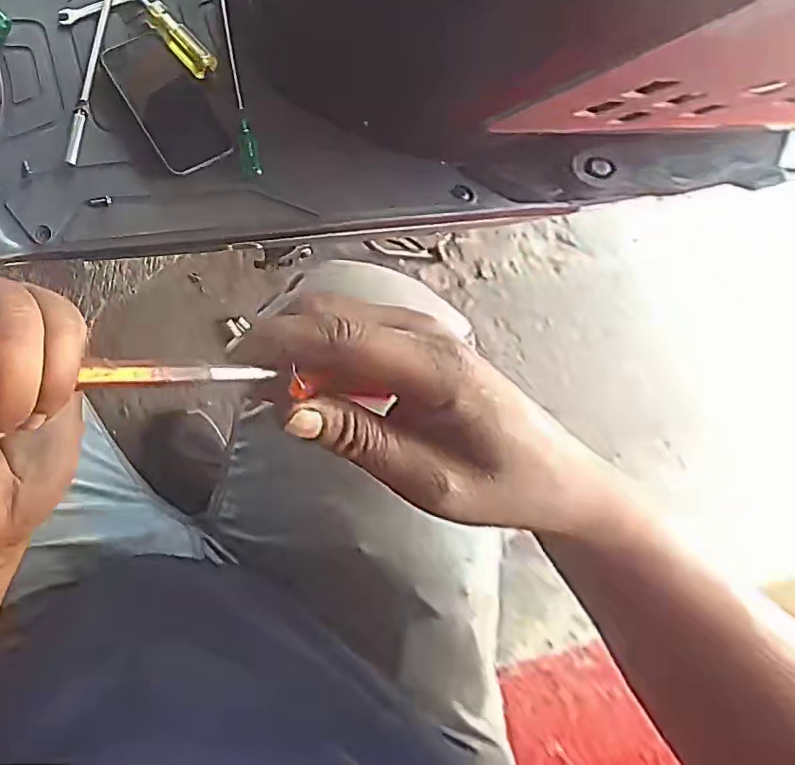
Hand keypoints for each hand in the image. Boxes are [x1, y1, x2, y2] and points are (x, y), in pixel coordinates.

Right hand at [228, 291, 624, 534]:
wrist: (559, 475)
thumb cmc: (499, 484)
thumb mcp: (427, 481)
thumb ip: (357, 439)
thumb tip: (288, 414)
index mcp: (432, 366)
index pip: (336, 335)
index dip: (278, 343)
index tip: (235, 364)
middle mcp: (421, 330)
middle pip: (326, 310)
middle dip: (275, 337)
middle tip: (246, 382)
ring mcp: (418, 325)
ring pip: (331, 311)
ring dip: (292, 340)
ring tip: (273, 388)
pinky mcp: (412, 333)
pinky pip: (346, 324)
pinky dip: (314, 346)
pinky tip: (310, 383)